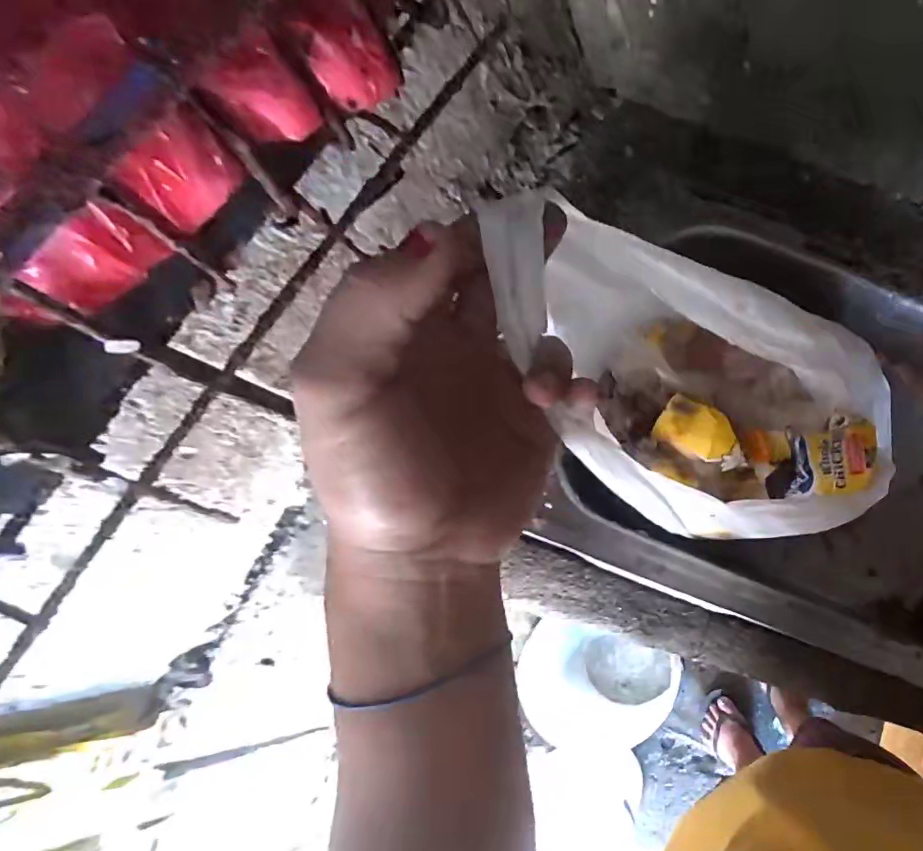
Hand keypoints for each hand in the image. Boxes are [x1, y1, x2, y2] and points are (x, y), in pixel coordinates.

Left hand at [293, 211, 595, 567]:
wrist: (424, 551)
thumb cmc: (370, 472)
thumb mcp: (338, 385)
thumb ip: (375, 309)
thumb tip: (436, 242)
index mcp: (397, 330)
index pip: (432, 264)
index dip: (462, 239)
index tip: (495, 230)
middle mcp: (452, 347)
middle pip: (492, 283)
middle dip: (520, 254)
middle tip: (554, 226)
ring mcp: (503, 384)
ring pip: (540, 335)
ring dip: (548, 350)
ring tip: (539, 393)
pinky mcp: (543, 422)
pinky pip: (573, 385)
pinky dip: (583, 384)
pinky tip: (578, 401)